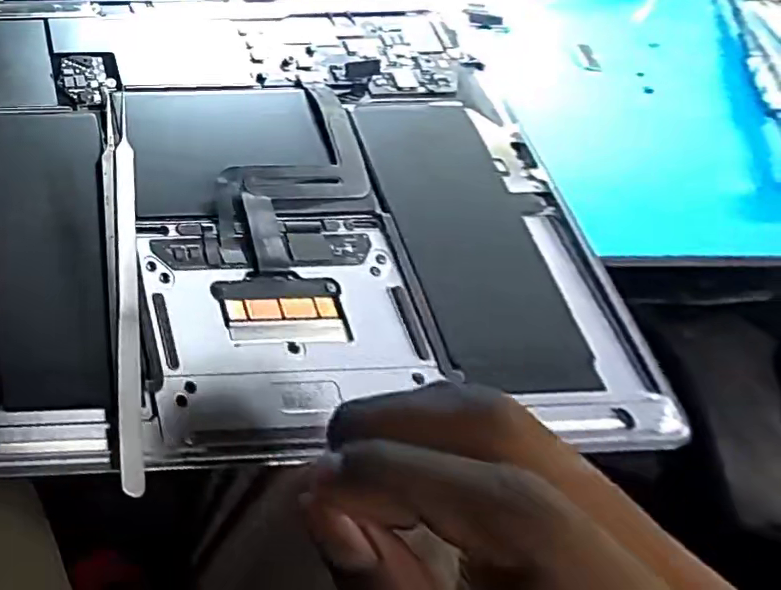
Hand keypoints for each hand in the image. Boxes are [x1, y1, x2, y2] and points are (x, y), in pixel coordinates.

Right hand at [300, 383, 729, 589]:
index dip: (394, 477)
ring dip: (404, 430)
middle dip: (388, 429)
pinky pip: (513, 450)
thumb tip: (324, 508)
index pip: (513, 504)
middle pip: (501, 431)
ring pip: (503, 423)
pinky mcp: (614, 529)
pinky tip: (405, 485)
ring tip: (362, 474)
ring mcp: (652, 543)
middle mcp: (671, 572)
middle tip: (334, 469)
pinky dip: (436, 449)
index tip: (324, 491)